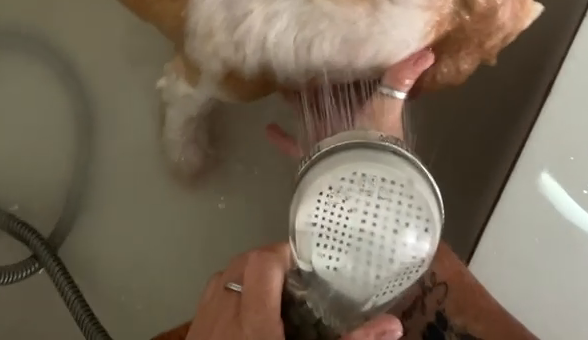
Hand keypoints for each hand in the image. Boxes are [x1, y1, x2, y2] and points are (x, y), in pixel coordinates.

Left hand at [187, 244, 401, 339]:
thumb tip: (392, 325)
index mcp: (253, 321)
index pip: (263, 260)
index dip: (285, 255)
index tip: (306, 267)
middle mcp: (224, 313)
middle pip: (243, 261)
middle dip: (269, 263)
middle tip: (296, 283)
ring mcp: (204, 323)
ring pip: (224, 276)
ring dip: (247, 276)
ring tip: (274, 297)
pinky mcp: (195, 333)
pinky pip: (210, 297)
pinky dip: (229, 295)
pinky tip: (246, 317)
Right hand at [265, 49, 434, 159]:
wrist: (365, 179)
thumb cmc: (377, 137)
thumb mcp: (389, 102)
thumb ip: (402, 77)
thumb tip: (428, 52)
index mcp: (366, 109)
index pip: (356, 83)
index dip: (346, 66)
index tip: (329, 44)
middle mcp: (348, 123)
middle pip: (329, 98)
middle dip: (316, 82)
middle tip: (297, 58)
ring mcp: (329, 140)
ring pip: (309, 116)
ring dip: (296, 103)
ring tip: (279, 84)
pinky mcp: (314, 156)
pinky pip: (294, 145)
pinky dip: (282, 137)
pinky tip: (267, 127)